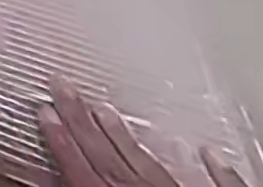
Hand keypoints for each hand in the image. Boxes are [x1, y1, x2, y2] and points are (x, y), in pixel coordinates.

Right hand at [40, 79, 250, 186]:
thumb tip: (49, 182)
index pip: (79, 166)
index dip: (59, 138)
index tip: (44, 110)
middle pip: (106, 153)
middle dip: (79, 118)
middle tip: (62, 85)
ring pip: (148, 163)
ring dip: (123, 135)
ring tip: (104, 107)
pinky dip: (218, 172)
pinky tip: (209, 154)